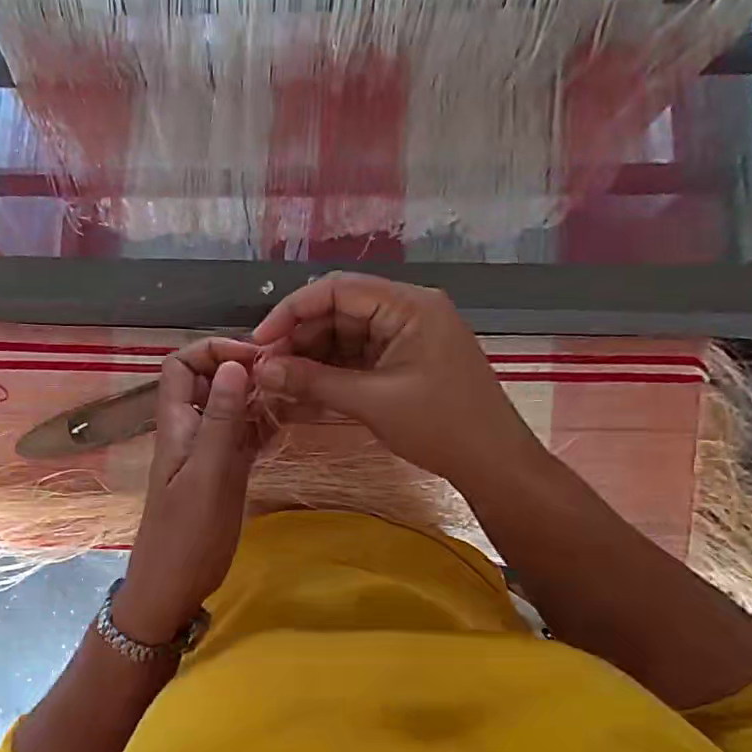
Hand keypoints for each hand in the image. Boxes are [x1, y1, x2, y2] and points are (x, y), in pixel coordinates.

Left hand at [115, 338, 262, 644]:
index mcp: (176, 426)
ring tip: (290, 397)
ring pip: (228, 408)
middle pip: (208, 382)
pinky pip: (241, 438)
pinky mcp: (221, 474)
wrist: (172, 588)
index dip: (212, 351)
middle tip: (282, 376)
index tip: (254, 358)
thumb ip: (222, 421)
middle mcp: (189, 432)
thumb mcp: (208, 475)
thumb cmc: (186, 536)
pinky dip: (260, 426)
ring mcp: (205, 454)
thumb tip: (235, 365)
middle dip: (241, 370)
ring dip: (254, 398)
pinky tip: (285, 426)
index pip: (181, 365)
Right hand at [252, 272, 544, 488]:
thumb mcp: (372, 402)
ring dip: (310, 356)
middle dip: (299, 337)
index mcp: (409, 305)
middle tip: (265, 368)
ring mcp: (405, 336)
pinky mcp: (402, 360)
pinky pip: (357, 356)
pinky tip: (303, 387)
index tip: (260, 342)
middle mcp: (406, 311)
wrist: (492, 462)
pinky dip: (330, 371)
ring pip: (343, 335)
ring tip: (278, 381)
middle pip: (338, 310)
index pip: (338, 289)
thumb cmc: (440, 426)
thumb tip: (263, 371)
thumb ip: (314, 381)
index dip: (292, 311)